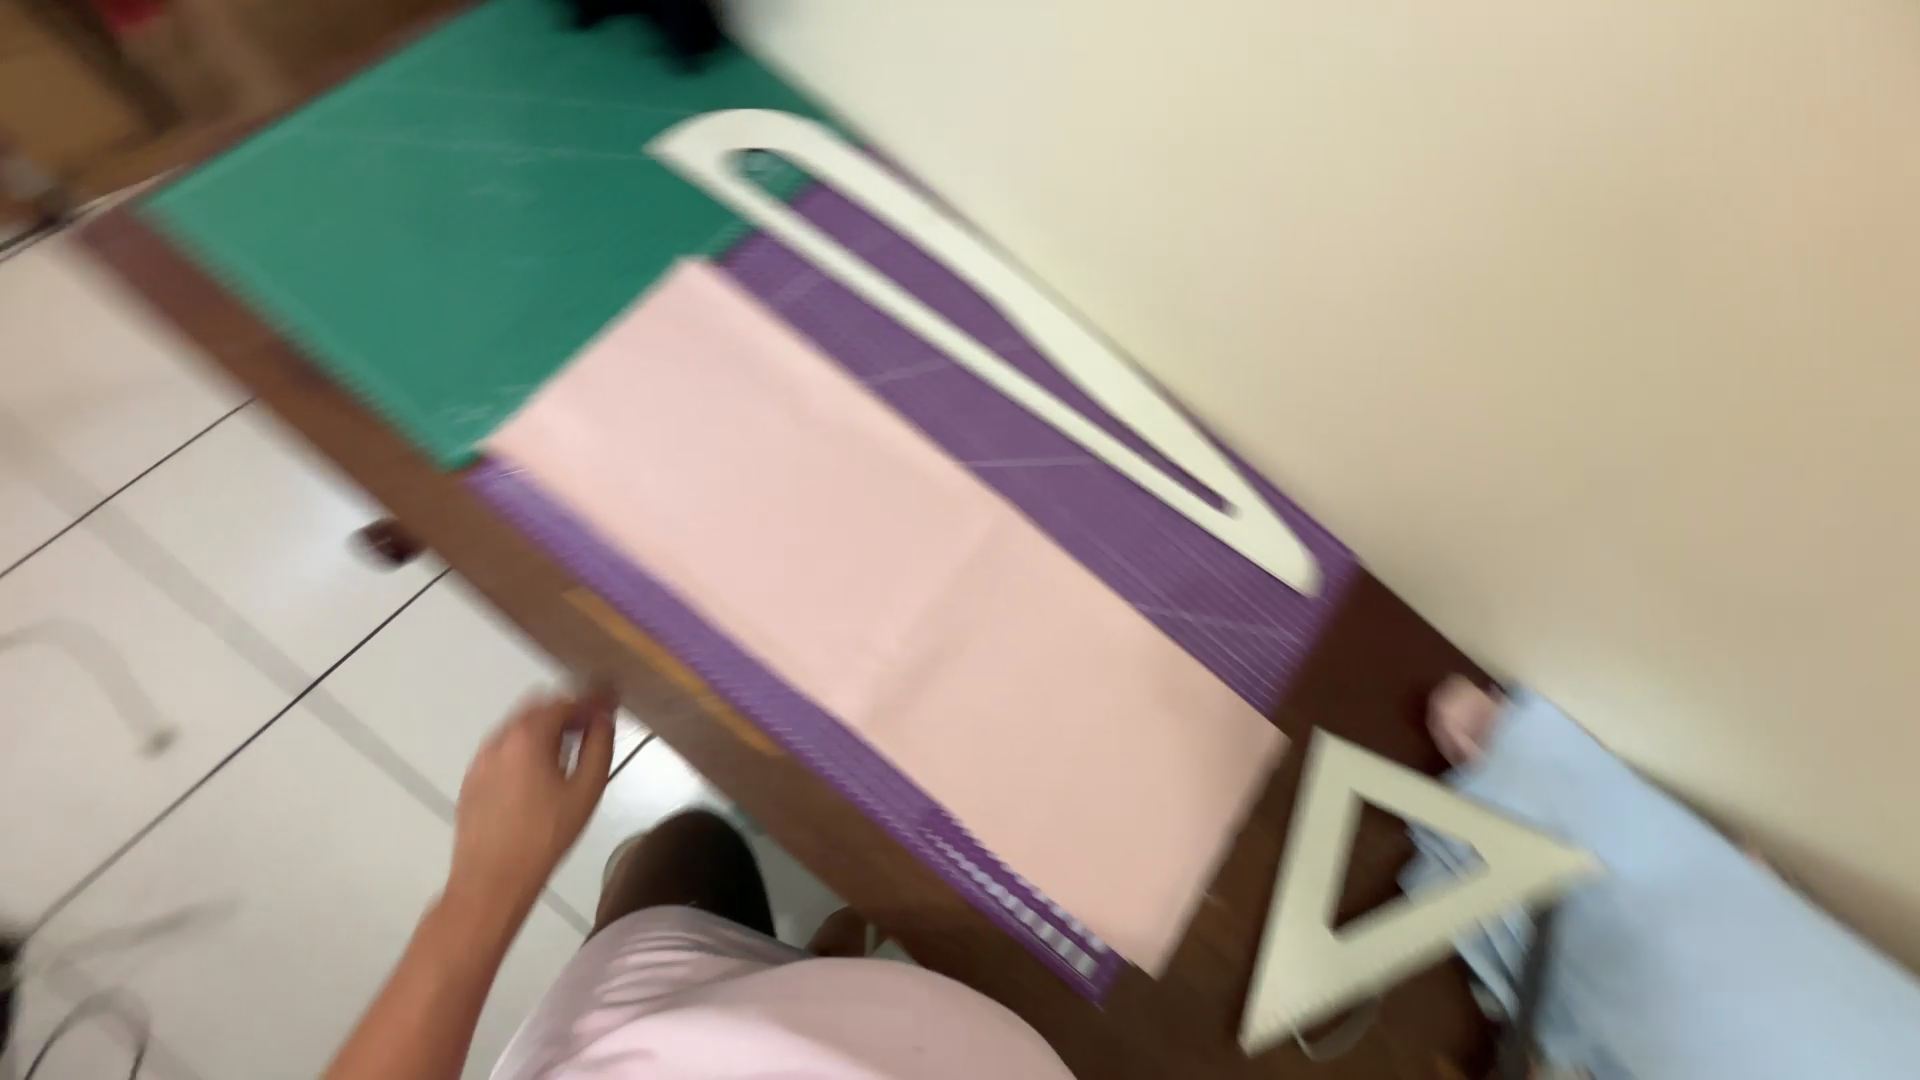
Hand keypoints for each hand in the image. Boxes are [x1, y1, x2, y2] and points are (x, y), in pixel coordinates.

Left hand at [447, 691, 616, 918]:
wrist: (491, 880)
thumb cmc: (547, 834)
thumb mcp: (587, 788)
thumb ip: (600, 745)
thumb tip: (604, 719)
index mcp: (528, 737)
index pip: (566, 701)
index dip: (593, 700)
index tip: (612, 704)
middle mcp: (500, 740)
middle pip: (538, 706)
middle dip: (568, 708)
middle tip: (593, 723)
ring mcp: (481, 759)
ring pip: (518, 726)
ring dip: (546, 726)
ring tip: (571, 746)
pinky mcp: (472, 779)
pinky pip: (504, 747)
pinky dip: (526, 745)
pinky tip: (541, 769)